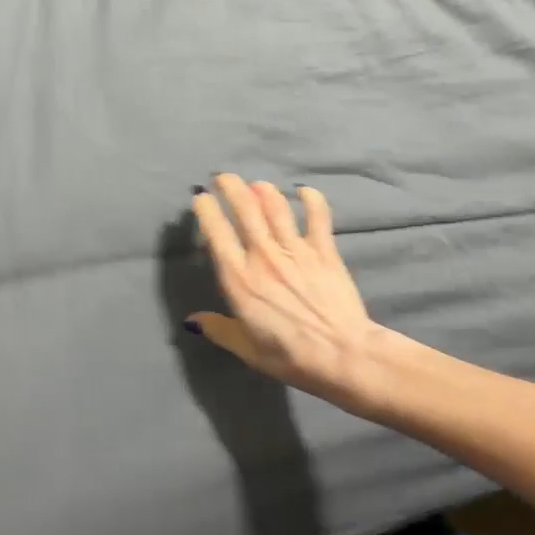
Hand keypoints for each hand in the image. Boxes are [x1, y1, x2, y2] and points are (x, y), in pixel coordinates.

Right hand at [185, 174, 388, 409]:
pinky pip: (317, 215)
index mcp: (239, 278)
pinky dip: (310, 198)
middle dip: (230, 186)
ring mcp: (295, 249)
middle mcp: (263, 255)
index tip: (200, 198)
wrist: (342, 356)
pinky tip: (304, 191)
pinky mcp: (324, 250)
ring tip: (256, 184)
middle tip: (223, 178)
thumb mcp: (247, 349)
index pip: (216, 231)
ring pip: (275, 205)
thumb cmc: (289, 357)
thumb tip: (192, 319)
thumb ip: (219, 329)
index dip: (205, 208)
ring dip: (263, 189)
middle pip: (244, 207)